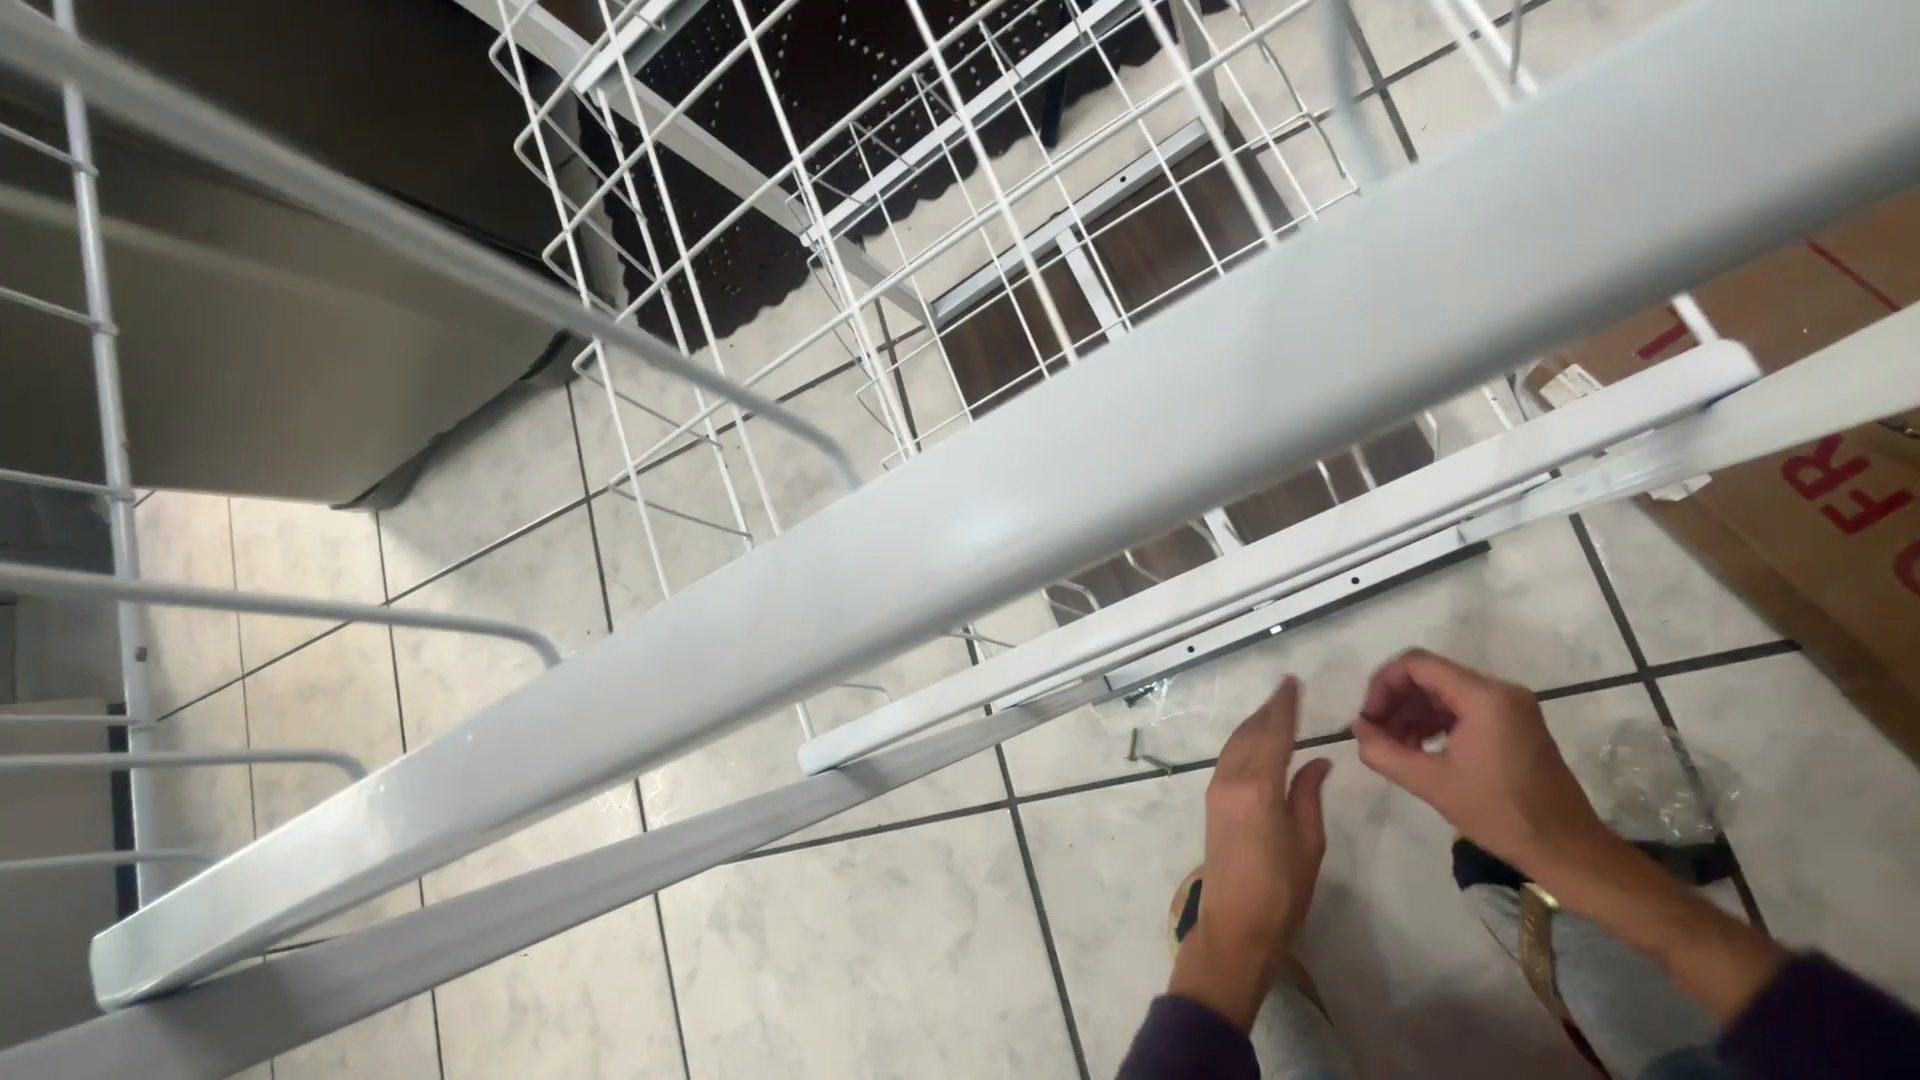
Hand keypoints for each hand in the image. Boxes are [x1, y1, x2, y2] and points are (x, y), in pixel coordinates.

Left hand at [1169, 676, 1332, 1030]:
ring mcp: (1217, 791)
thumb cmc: (1283, 889)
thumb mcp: (1308, 842)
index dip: (1283, 708)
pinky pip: (1228, 760)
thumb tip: (1317, 759)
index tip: (1291, 684)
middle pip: (1250, 735)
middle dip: (1268, 711)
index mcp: (1259, 788)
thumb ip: (1308, 794)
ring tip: (1273, 709)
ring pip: (1236, 745)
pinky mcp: (1212, 803)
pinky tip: (1255, 741)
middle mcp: (1231, 781)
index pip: (1273, 735)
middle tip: (1285, 690)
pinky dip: (1243, 742)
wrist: (1236, 924)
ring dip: (1253, 724)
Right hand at [1351, 649, 1613, 878]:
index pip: (1416, 665)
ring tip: (1392, 746)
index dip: (1382, 685)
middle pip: (1428, 676)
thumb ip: (1383, 751)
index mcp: (1484, 698)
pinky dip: (1432, 723)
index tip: (1367, 718)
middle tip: (1374, 734)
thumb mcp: (1431, 783)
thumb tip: (1359, 730)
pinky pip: (1460, 708)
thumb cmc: (1500, 814)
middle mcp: (1499, 691)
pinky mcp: (1512, 724)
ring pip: (1442, 692)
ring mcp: (1509, 707)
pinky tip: (1418, 749)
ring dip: (1410, 713)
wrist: (1567, 849)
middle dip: (1394, 701)